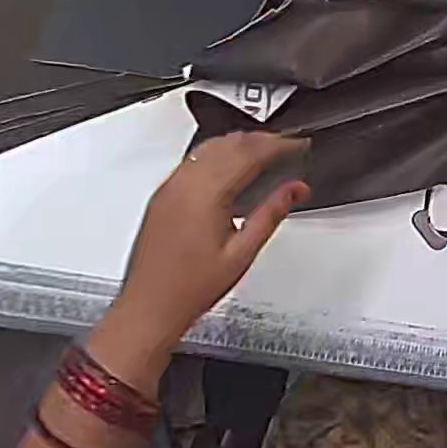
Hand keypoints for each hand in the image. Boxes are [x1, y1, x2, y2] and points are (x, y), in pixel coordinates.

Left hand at [89, 132, 310, 391]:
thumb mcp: (242, 253)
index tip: (297, 144)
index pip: (249, 153)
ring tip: (266, 151)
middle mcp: (184, 184)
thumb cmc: (190, 287)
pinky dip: (219, 154)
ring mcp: (170, 187)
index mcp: (206, 194)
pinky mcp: (163, 195)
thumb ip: (271, 214)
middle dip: (262, 140)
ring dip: (240, 144)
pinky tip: (232, 166)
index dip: (277, 145)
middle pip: (229, 144)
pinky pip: (194, 160)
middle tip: (287, 145)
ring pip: (210, 147)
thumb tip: (295, 189)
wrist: (149, 307)